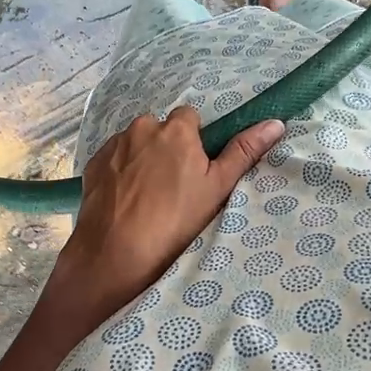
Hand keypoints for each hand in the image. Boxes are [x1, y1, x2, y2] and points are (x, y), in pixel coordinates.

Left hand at [50, 108, 283, 322]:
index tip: (195, 169)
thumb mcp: (218, 188)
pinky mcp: (94, 163)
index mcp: (176, 129)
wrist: (115, 252)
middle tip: (173, 187)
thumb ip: (244, 151)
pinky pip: (113, 159)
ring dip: (142, 159)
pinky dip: (120, 172)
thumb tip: (275, 123)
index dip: (194, 142)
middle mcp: (142, 127)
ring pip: (135, 143)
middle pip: (161, 130)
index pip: (190, 118)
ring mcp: (114, 144)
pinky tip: (125, 200)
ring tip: (147, 197)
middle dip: (166, 148)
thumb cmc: (175, 221)